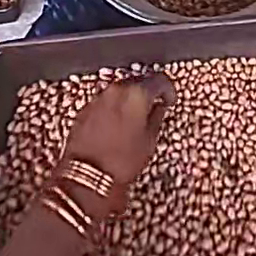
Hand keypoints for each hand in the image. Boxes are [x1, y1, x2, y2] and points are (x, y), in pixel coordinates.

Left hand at [61, 74, 174, 191]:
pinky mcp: (85, 108)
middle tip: (154, 108)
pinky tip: (117, 125)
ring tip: (135, 119)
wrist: (87, 175)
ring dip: (129, 101)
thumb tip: (159, 107)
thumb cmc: (121, 161)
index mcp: (137, 94)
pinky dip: (114, 108)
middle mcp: (117, 89)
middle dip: (148, 93)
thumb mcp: (149, 141)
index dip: (168, 90)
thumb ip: (157, 116)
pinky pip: (105, 102)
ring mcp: (99, 97)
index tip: (169, 100)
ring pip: (120, 91)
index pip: (159, 80)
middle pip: (138, 82)